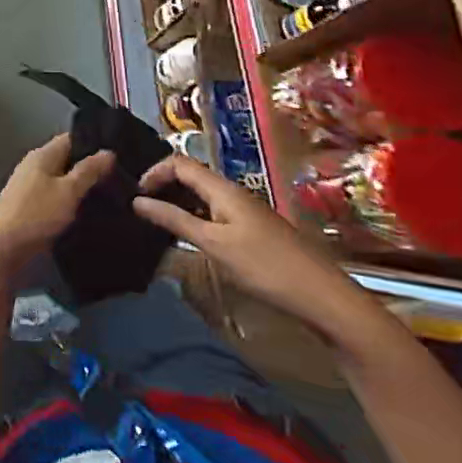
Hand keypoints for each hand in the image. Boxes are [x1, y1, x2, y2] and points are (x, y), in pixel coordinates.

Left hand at [0, 134, 112, 279]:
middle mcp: (35, 166)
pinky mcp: (34, 206)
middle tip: (128, 176)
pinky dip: (76, 200)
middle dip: (94, 166)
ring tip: (120, 193)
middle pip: (69, 160)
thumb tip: (108, 151)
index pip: (71, 139)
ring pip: (65, 180)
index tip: (124, 150)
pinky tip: (96, 209)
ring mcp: (32, 186)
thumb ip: (88, 171)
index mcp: (42, 155)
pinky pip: (60, 196)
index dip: (95, 142)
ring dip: (86, 186)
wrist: (3, 245)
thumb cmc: (36, 213)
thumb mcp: (67, 190)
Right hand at [133, 155, 370, 333]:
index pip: (178, 163)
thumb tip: (135, 200)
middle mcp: (234, 193)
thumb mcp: (212, 243)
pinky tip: (187, 237)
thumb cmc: (265, 267)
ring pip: (201, 196)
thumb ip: (173, 219)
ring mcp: (245, 212)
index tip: (136, 196)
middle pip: (190, 176)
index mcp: (223, 189)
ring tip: (157, 223)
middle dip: (162, 186)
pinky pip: (213, 212)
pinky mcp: (252, 230)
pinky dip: (194, 217)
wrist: (325, 299)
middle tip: (141, 209)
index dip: (153, 172)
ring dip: (177, 203)